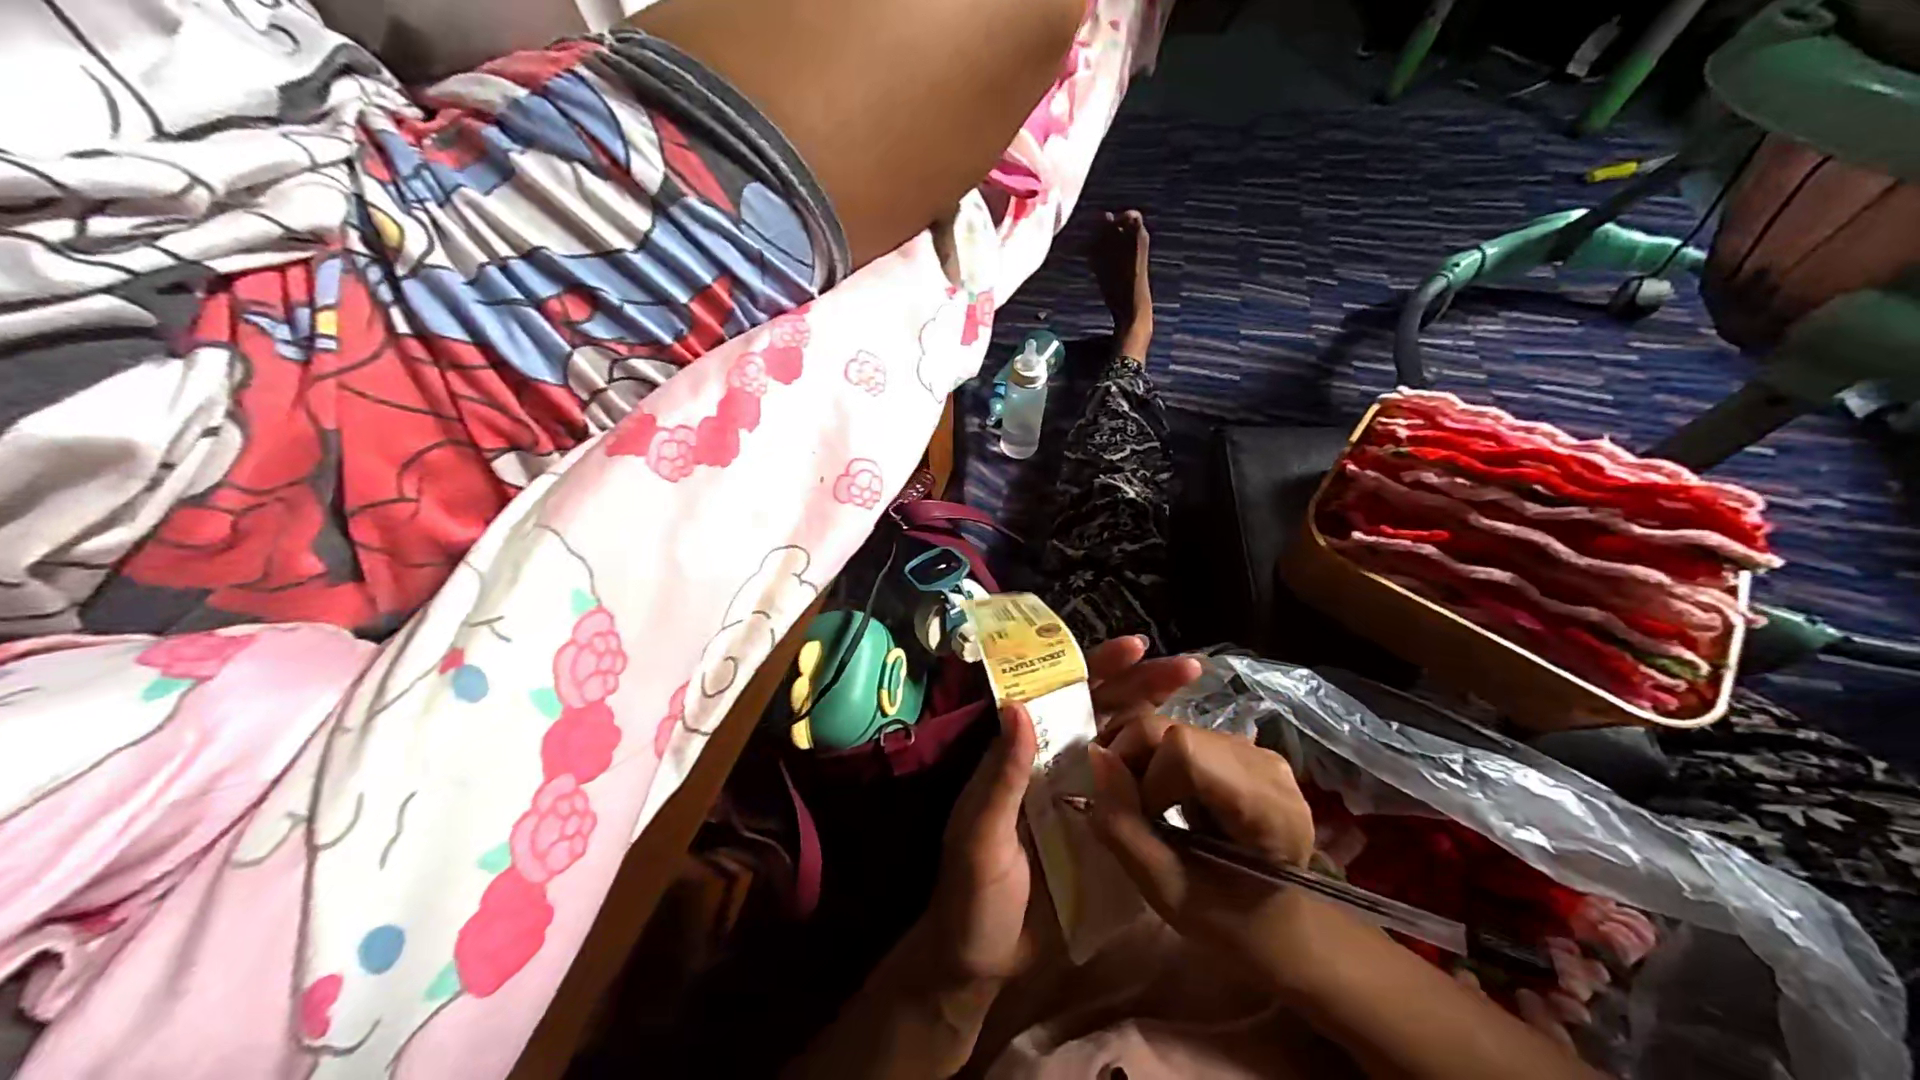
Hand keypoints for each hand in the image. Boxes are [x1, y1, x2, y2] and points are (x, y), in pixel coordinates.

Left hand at [925, 636, 1203, 982]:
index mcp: (1025, 755)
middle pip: (1105, 713)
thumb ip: (1000, 778)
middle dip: (1143, 685)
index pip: (1062, 697)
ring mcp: (1088, 798)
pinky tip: (1198, 765)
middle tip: (1188, 667)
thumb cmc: (971, 894)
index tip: (1134, 647)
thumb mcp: (979, 836)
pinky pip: (1140, 795)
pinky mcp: (1109, 834)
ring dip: (1161, 721)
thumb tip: (1017, 707)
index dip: (1096, 668)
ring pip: (1128, 747)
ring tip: (1201, 701)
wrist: (984, 959)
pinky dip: (1167, 775)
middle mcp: (1059, 765)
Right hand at [1086, 715, 1316, 963]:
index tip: (1141, 820)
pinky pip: (1182, 731)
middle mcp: (1264, 763)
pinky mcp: (1241, 746)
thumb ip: (1124, 826)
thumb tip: (1096, 757)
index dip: (1146, 778)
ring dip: (1140, 757)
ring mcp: (1255, 749)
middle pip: (1175, 731)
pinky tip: (1160, 791)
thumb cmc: (1229, 919)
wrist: (1280, 922)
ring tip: (1143, 801)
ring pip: (1172, 725)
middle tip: (1125, 803)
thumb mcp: (1166, 890)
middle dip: (1132, 759)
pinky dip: (1155, 755)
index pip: (1185, 752)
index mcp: (1266, 806)